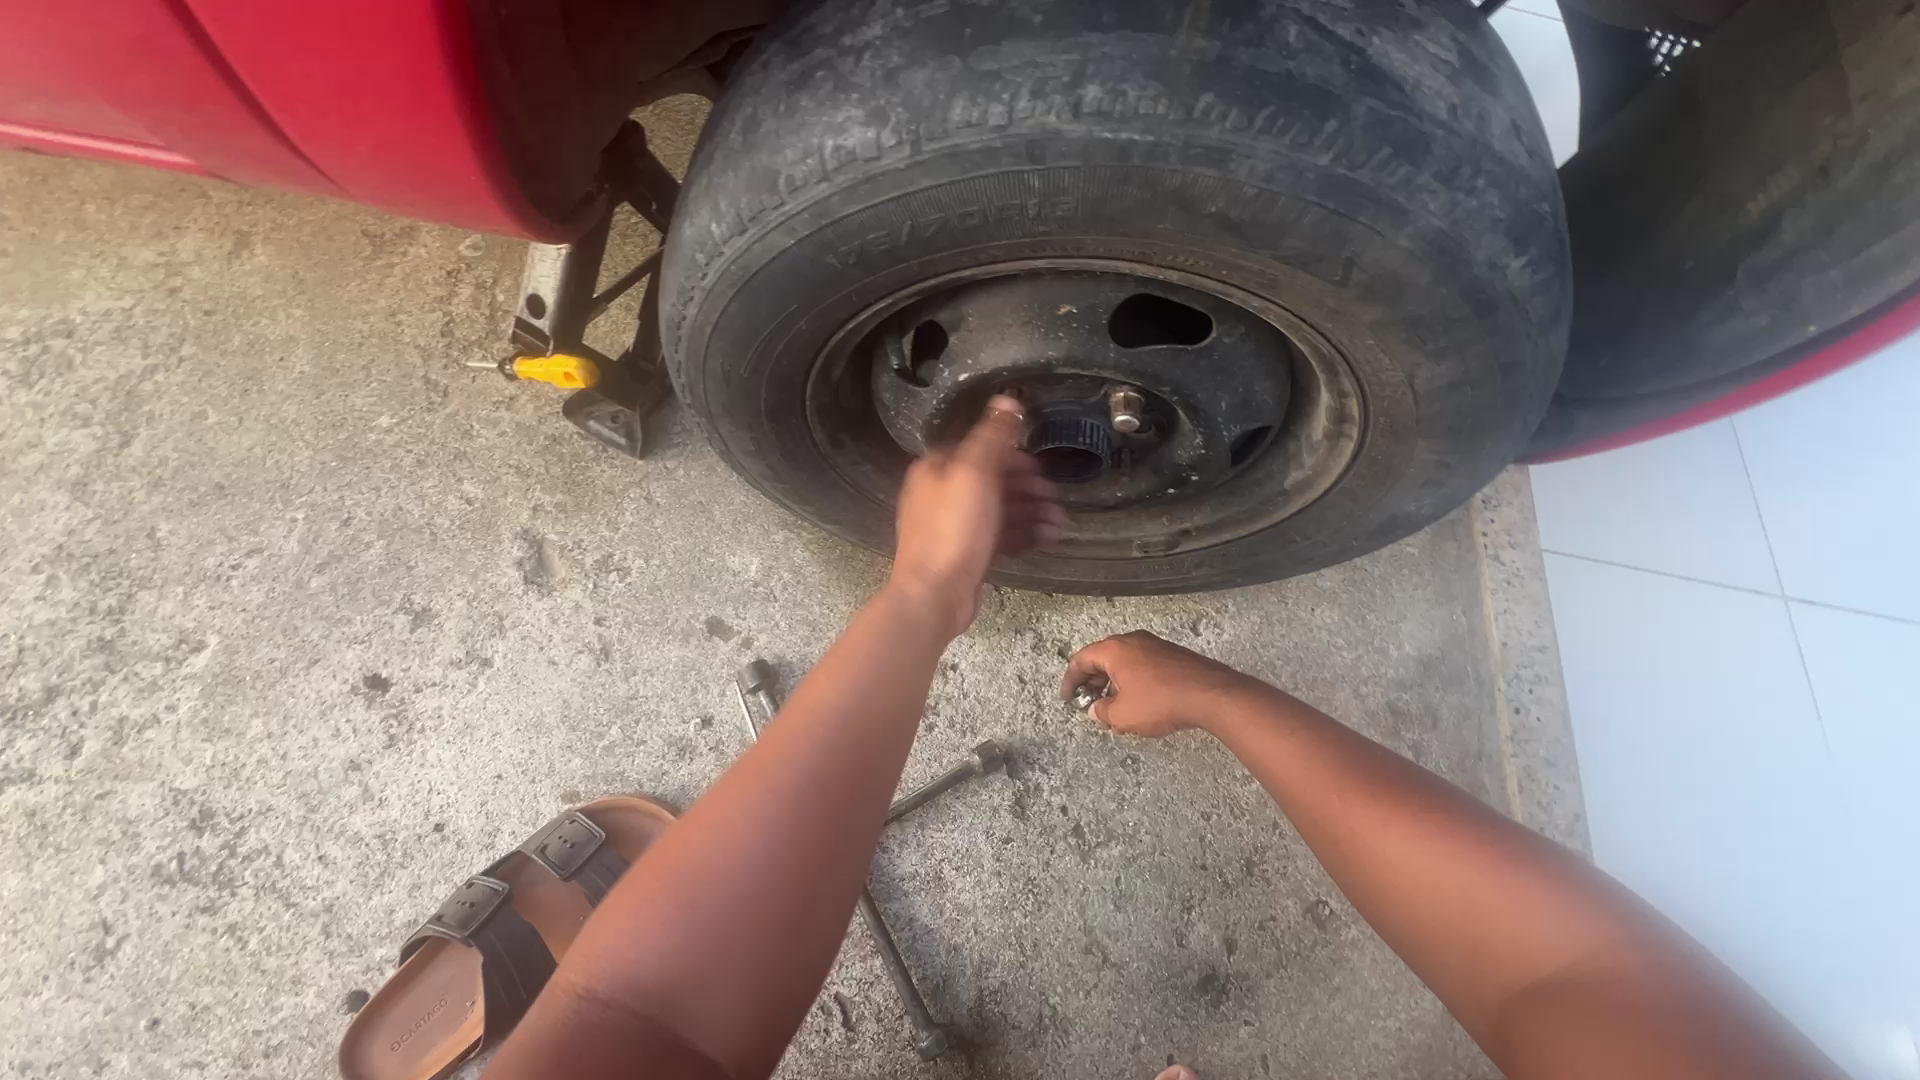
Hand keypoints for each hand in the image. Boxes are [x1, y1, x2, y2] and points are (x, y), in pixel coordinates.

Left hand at [889, 395, 1064, 636]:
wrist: (935, 595)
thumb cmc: (951, 532)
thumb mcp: (975, 473)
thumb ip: (992, 436)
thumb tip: (1008, 401)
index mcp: (937, 469)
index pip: (979, 449)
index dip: (1013, 455)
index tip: (1039, 464)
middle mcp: (942, 495)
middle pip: (992, 480)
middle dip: (1028, 486)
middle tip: (1054, 495)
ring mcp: (954, 527)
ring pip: (999, 509)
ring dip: (1031, 511)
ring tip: (1058, 520)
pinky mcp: (966, 553)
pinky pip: (1000, 536)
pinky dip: (1023, 533)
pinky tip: (1047, 536)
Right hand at [1060, 631, 1261, 736]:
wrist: (1210, 695)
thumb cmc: (1162, 701)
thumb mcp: (1122, 715)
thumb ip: (1102, 712)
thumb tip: (1096, 711)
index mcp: (1114, 650)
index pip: (1081, 659)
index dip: (1070, 680)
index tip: (1068, 697)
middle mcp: (1132, 641)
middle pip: (1102, 658)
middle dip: (1092, 682)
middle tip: (1089, 703)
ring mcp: (1155, 646)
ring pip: (1123, 661)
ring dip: (1113, 682)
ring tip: (1114, 706)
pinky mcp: (1172, 655)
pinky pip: (1142, 665)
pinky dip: (1132, 680)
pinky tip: (1139, 701)